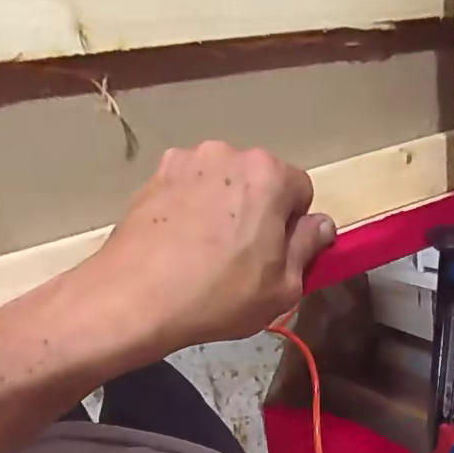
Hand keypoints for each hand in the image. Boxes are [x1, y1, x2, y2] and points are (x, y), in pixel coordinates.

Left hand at [81, 142, 333, 353]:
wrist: (133, 298)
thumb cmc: (218, 296)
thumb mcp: (283, 287)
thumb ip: (308, 247)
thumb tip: (320, 224)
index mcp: (268, 174)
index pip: (301, 191)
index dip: (294, 227)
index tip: (276, 257)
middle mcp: (227, 154)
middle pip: (259, 182)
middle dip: (258, 213)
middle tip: (242, 259)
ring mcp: (185, 161)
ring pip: (221, 184)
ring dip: (223, 209)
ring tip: (205, 253)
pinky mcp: (152, 177)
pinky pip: (187, 190)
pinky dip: (190, 210)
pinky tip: (179, 245)